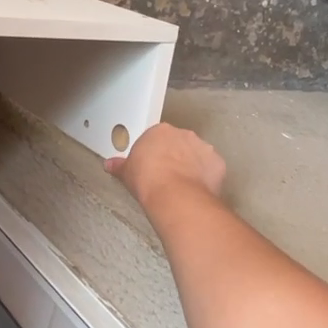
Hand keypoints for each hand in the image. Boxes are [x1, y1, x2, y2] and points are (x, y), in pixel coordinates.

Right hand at [105, 123, 226, 205]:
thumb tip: (110, 165)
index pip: (157, 137)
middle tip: (166, 175)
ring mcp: (203, 148)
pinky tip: (196, 189)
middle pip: (179, 143)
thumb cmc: (148, 179)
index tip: (151, 165)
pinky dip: (206, 177)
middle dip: (174, 156)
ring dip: (192, 165)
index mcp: (160, 131)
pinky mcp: (217, 163)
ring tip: (182, 185)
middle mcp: (183, 134)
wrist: (175, 196)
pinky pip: (211, 169)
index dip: (154, 152)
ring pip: (197, 155)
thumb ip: (119, 166)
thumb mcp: (127, 172)